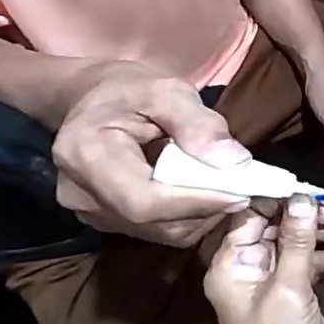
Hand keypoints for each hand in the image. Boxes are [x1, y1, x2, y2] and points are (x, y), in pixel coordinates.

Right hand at [51, 65, 250, 246]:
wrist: (94, 101)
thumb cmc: (131, 90)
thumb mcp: (168, 90)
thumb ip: (199, 124)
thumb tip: (234, 162)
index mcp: (86, 154)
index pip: (143, 200)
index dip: (196, 202)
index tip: (241, 193)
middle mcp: (80, 194)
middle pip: (155, 222)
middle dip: (206, 207)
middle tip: (242, 186)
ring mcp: (91, 213)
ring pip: (162, 232)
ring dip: (202, 214)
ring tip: (222, 183)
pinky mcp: (108, 222)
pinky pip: (159, 231)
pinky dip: (191, 216)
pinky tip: (203, 191)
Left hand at [202, 196, 323, 323]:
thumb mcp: (290, 291)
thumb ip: (297, 241)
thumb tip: (302, 196)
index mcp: (231, 265)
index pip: (250, 215)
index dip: (279, 197)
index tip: (313, 183)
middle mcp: (248, 267)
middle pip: (278, 225)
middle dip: (310, 214)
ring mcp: (273, 280)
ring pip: (298, 242)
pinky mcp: (295, 292)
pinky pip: (312, 263)